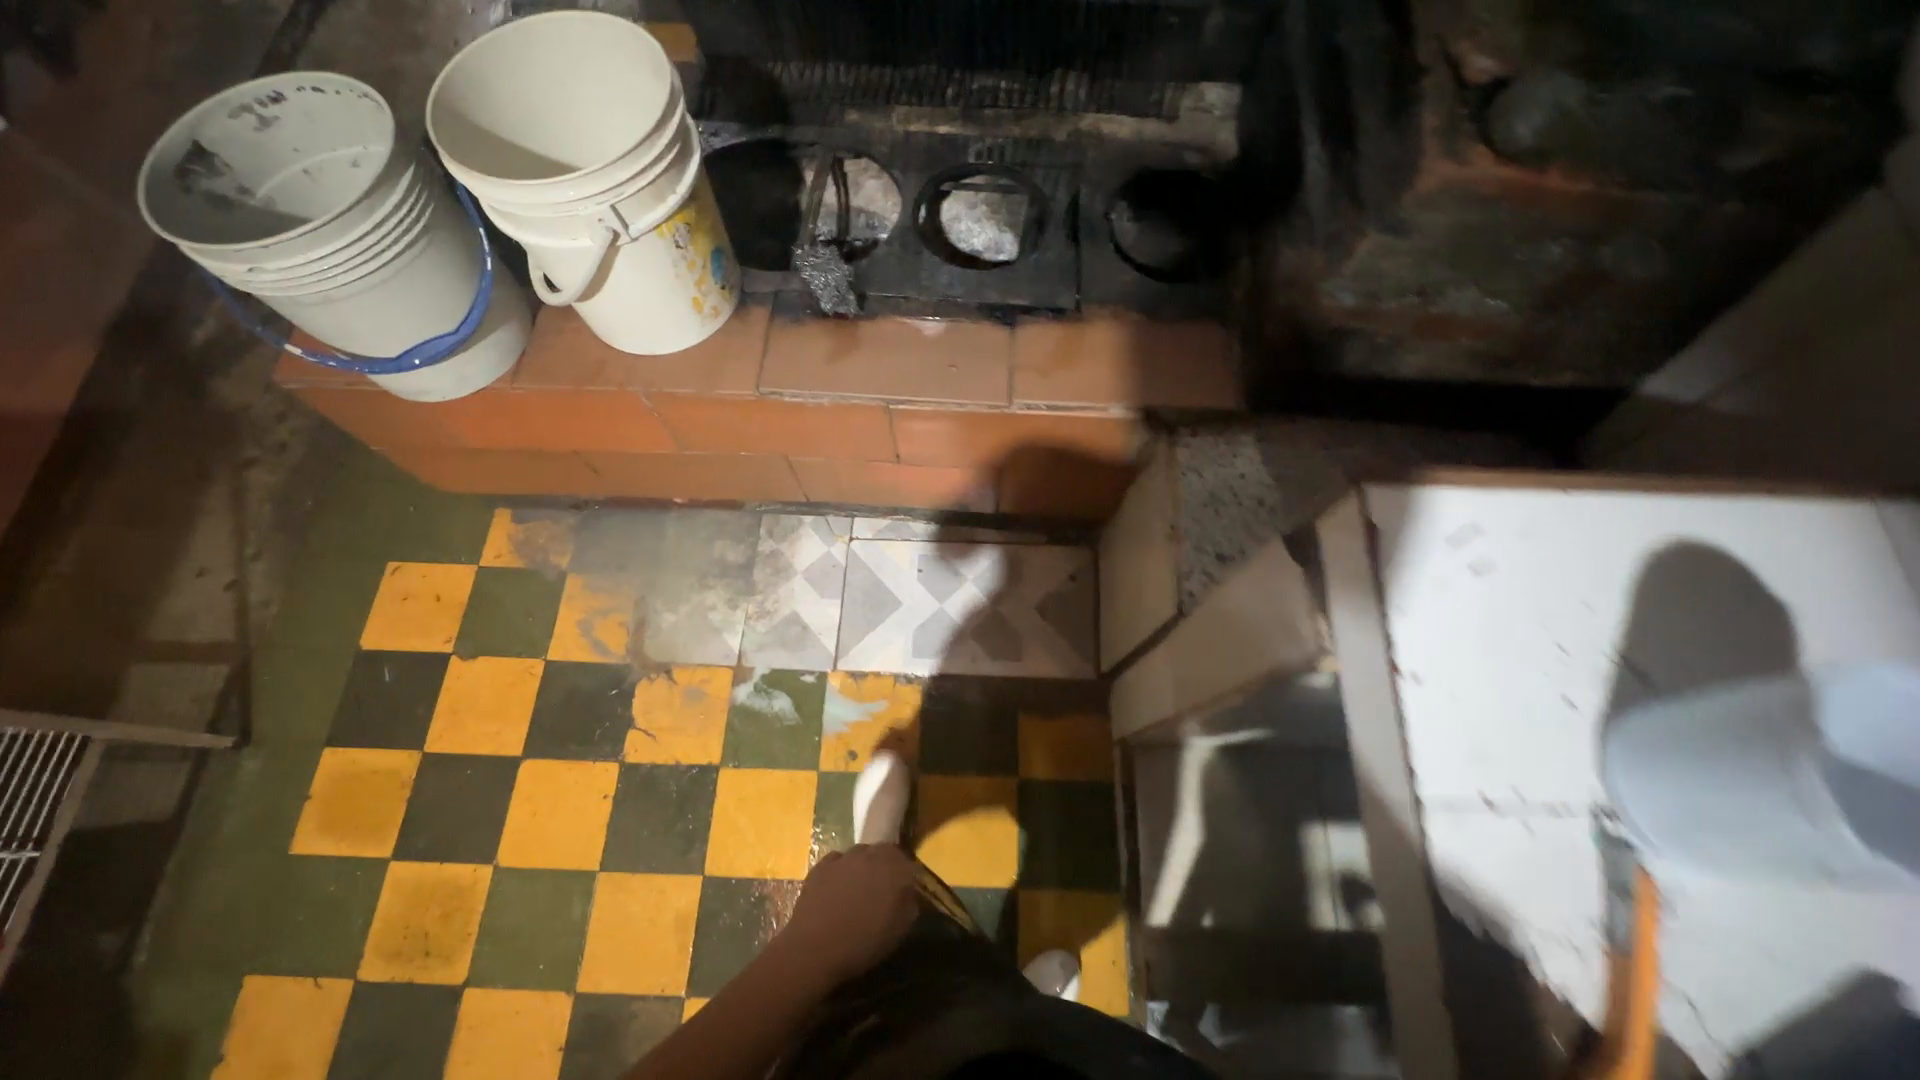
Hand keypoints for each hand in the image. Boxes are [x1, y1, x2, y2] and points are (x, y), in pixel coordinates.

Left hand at [775, 844, 918, 983]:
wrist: (815, 947)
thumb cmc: (863, 942)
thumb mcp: (900, 929)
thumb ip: (909, 903)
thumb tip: (908, 891)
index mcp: (894, 868)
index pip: (908, 862)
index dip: (907, 876)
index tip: (904, 892)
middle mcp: (870, 854)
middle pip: (883, 852)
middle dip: (886, 867)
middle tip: (882, 890)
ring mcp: (843, 857)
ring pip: (860, 854)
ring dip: (863, 867)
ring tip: (858, 890)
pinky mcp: (821, 866)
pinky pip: (837, 861)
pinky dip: (841, 871)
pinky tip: (837, 889)